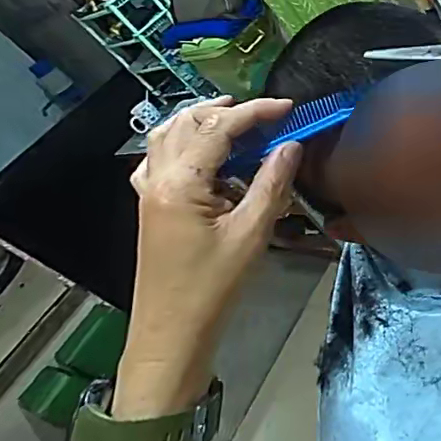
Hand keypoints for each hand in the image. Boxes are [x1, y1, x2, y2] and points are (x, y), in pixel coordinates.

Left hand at [119, 97, 300, 417]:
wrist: (171, 333)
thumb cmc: (213, 286)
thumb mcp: (251, 233)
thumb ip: (271, 183)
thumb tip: (291, 145)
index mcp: (181, 183)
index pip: (219, 128)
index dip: (256, 112)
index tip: (288, 108)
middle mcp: (158, 179)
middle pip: (188, 122)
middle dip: (227, 110)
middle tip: (265, 113)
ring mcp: (149, 192)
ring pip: (167, 135)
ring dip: (201, 120)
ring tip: (236, 120)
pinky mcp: (151, 206)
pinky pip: (159, 158)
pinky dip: (182, 142)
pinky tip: (203, 153)